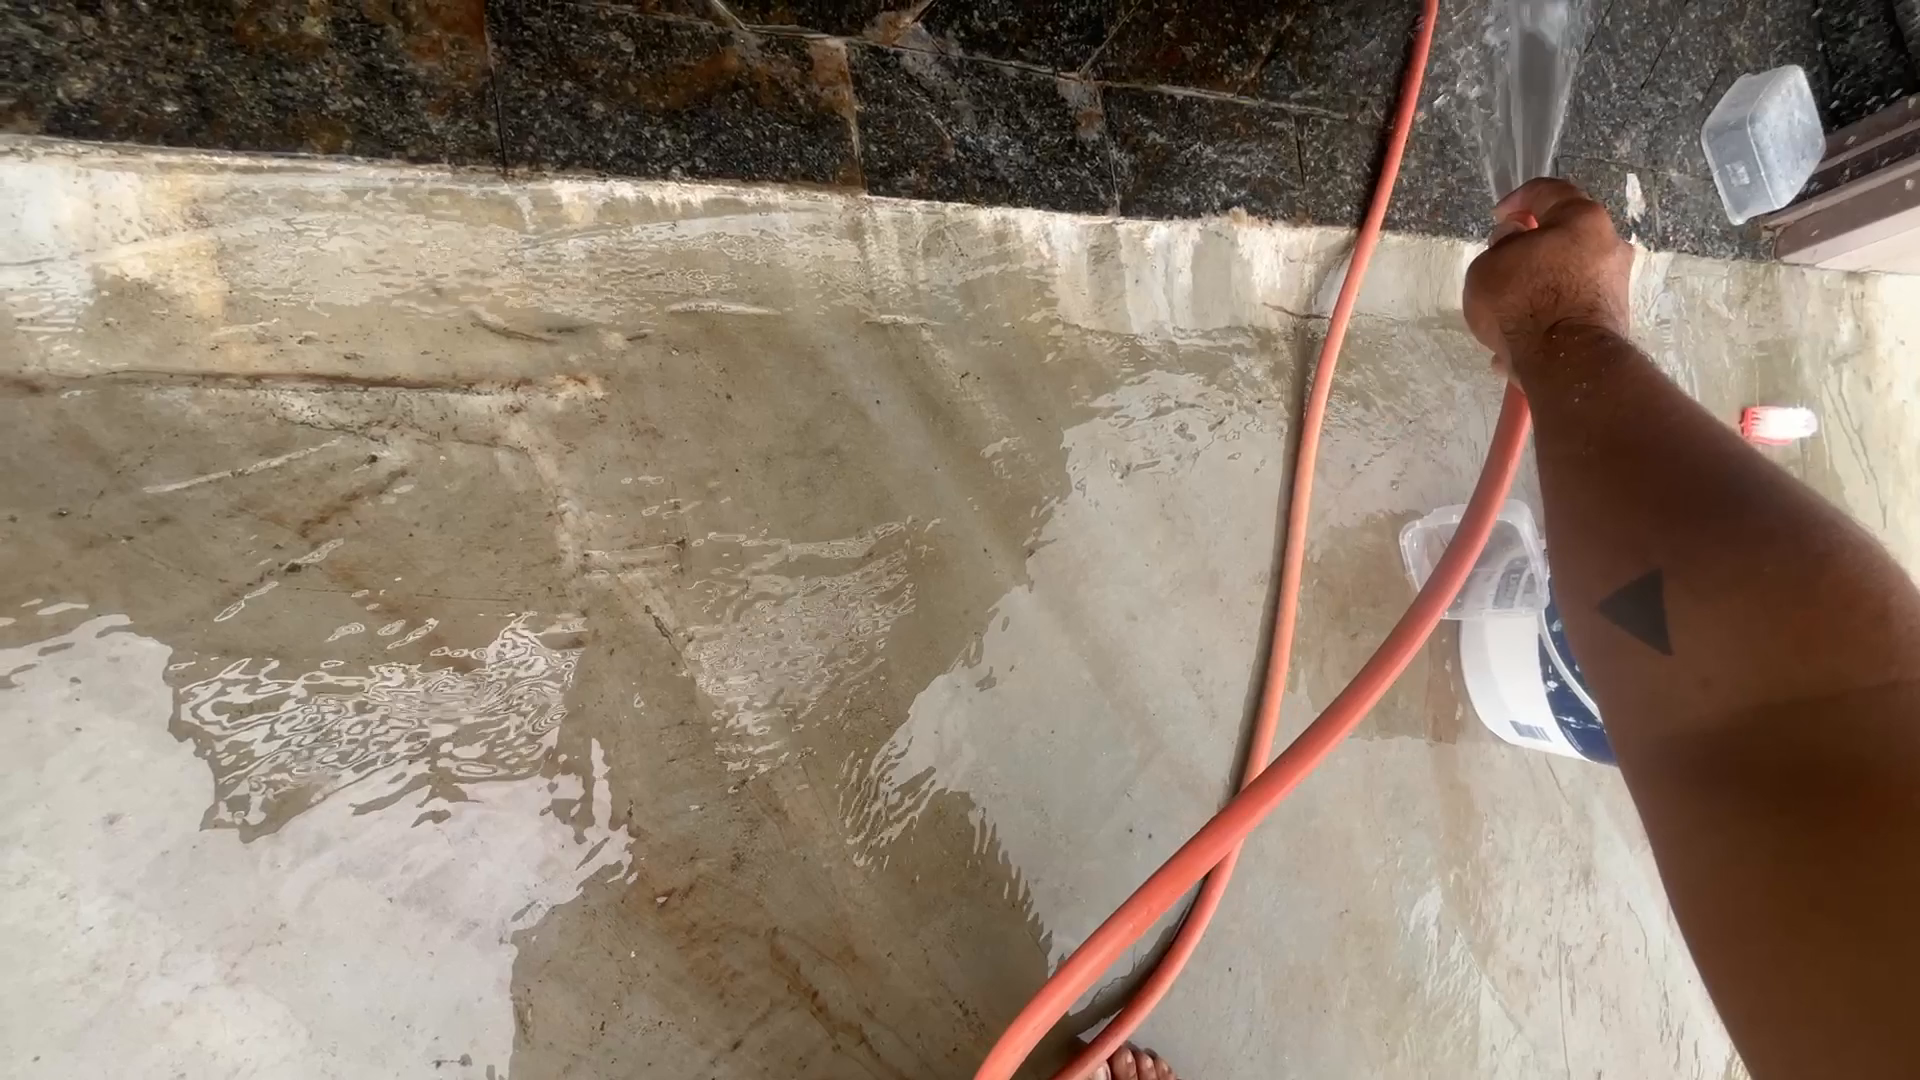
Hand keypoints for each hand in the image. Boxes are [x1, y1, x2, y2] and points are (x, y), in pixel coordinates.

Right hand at [1463, 178, 1633, 370]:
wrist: (1564, 357)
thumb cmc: (1521, 301)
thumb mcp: (1487, 266)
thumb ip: (1499, 246)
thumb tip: (1514, 239)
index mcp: (1581, 219)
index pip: (1549, 191)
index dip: (1518, 198)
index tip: (1499, 214)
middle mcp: (1608, 243)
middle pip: (1565, 235)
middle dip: (1532, 248)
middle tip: (1501, 265)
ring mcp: (1614, 281)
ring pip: (1567, 273)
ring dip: (1538, 284)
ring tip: (1504, 311)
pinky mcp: (1610, 315)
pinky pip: (1568, 307)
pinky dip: (1544, 315)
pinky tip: (1517, 340)